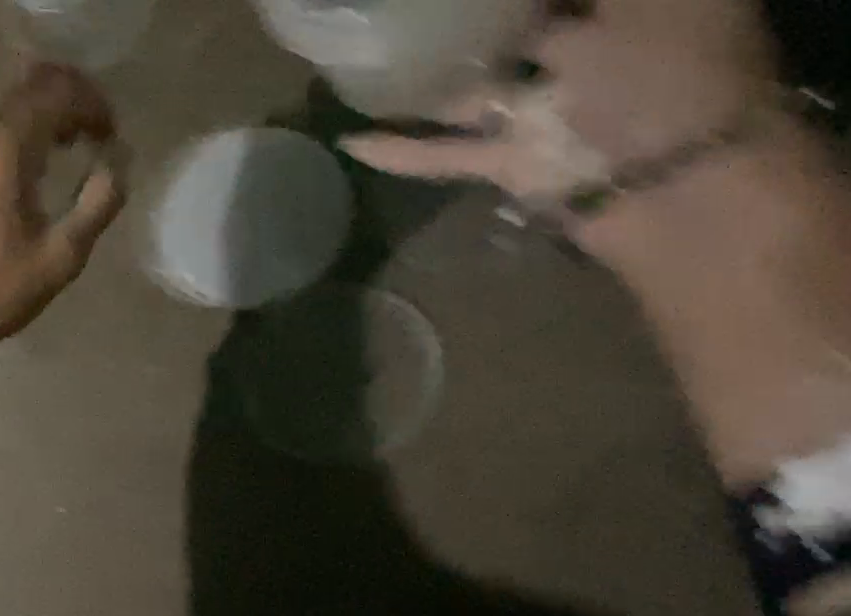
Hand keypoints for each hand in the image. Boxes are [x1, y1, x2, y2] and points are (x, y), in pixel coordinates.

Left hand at [0, 62, 125, 460]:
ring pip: (1, 95)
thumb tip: (116, 166)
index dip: (94, 106)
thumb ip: (98, 203)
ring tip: (62, 142)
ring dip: (36, 106)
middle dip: (67, 95)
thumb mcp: (60, 257)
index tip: (111, 136)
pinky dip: (9, 123)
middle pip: (28, 79)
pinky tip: (25, 159)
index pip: (60, 91)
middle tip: (91, 129)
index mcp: (3, 143)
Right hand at [341, 0, 778, 232]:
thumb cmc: (672, 75)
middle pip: (517, 30)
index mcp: (630, 6)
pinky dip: (399, 151)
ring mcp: (539, 113)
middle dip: (471, 24)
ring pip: (469, 92)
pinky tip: (352, 142)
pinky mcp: (508, 162)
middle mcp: (583, 53)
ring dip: (424, 86)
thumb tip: (496, 9)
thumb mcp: (642, 4)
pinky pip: (444, 153)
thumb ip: (566, 8)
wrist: (676, 185)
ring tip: (370, 70)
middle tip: (414, 14)